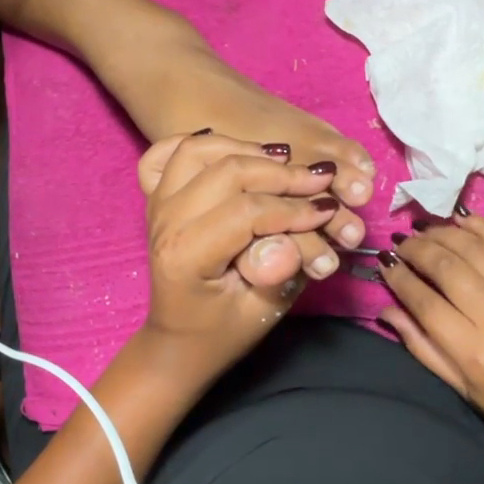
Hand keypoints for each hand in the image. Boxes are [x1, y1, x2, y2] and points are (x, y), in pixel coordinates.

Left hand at [133, 132, 343, 383]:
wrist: (177, 341)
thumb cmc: (221, 331)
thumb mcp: (261, 312)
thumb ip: (282, 268)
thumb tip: (307, 228)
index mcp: (186, 254)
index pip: (246, 211)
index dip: (292, 208)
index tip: (327, 211)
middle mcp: (165, 220)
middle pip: (227, 170)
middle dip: (280, 173)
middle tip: (319, 180)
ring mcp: (156, 202)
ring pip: (199, 149)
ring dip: (245, 148)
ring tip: (284, 160)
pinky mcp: (156, 194)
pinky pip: (168, 152)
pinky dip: (200, 143)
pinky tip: (233, 148)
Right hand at [377, 217, 483, 460]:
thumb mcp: (463, 390)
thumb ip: (422, 347)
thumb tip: (386, 310)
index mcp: (475, 351)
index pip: (424, 301)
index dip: (398, 278)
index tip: (383, 265)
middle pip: (446, 266)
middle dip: (415, 249)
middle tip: (398, 244)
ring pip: (472, 247)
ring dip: (441, 233)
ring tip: (421, 231)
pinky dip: (479, 226)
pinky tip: (458, 220)